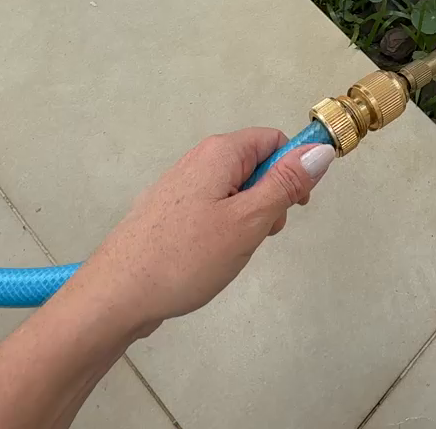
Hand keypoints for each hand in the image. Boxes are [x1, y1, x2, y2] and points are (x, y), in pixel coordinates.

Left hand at [59, 127, 335, 338]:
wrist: (116, 295)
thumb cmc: (187, 256)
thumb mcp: (248, 221)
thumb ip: (285, 184)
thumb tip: (320, 150)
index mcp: (220, 152)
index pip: (274, 140)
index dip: (293, 169)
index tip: (294, 208)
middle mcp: (199, 158)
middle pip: (254, 164)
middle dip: (269, 198)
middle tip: (260, 236)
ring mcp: (180, 185)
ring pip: (234, 190)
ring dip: (246, 218)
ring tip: (232, 253)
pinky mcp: (168, 211)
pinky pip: (211, 208)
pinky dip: (222, 229)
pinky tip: (209, 260)